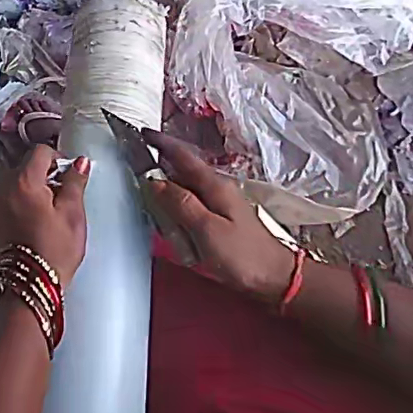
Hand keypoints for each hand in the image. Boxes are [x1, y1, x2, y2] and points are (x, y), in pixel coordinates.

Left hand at [0, 145, 89, 285]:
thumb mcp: (72, 213)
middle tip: (63, 197)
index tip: (68, 174)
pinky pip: (11, 199)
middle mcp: (5, 189)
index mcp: (24, 182)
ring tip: (50, 212)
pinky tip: (36, 221)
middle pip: (27, 167)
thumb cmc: (55, 251)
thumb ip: (75, 182)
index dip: (58, 159)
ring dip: (34, 190)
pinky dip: (23, 203)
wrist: (33, 282)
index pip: (40, 152)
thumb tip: (79, 163)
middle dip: (46, 176)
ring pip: (19, 183)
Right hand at [142, 130, 293, 302]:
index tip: (141, 133)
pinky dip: (175, 210)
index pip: (183, 156)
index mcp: (214, 185)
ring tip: (152, 207)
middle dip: (158, 170)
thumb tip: (154, 182)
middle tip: (137, 178)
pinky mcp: (217, 218)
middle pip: (180, 171)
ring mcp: (218, 203)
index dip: (161, 143)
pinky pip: (189, 206)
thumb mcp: (207, 230)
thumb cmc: (242, 255)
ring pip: (183, 189)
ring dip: (166, 194)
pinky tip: (170, 224)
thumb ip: (180, 203)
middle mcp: (216, 189)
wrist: (275, 279)